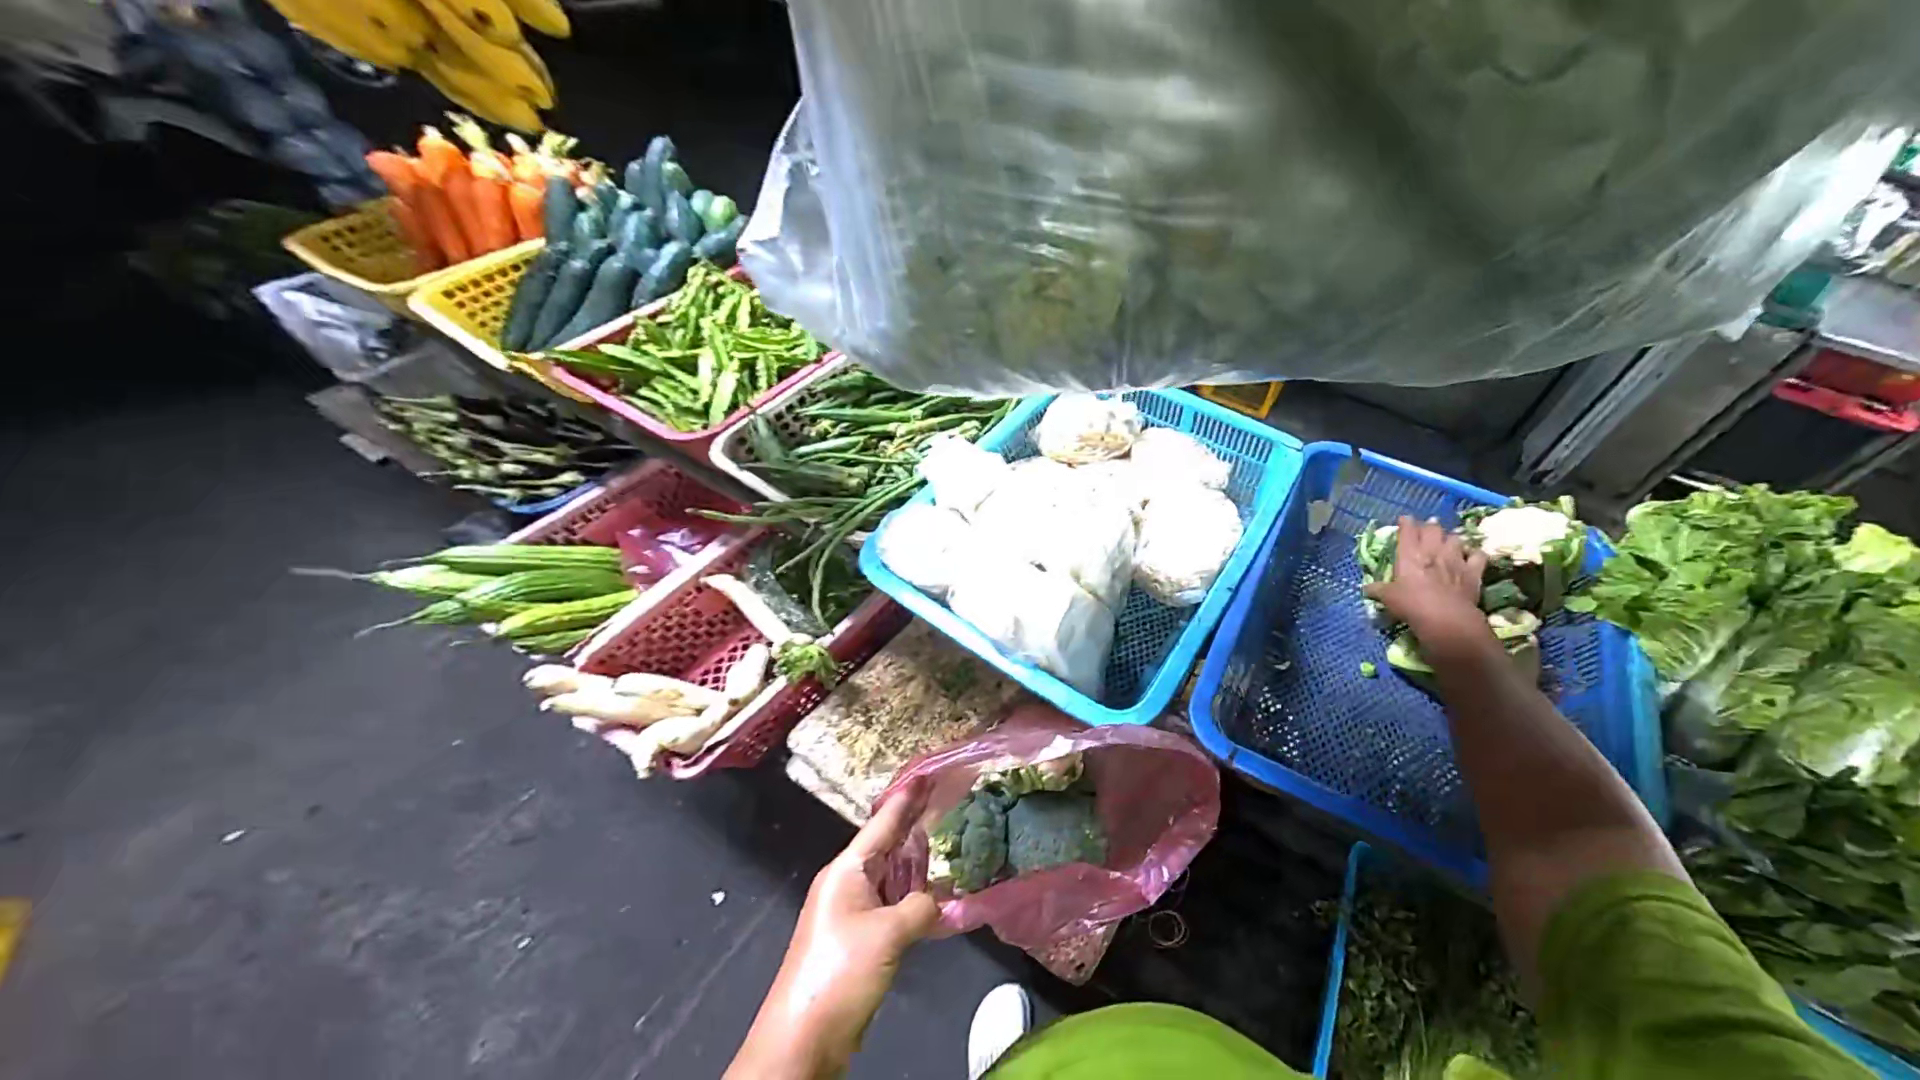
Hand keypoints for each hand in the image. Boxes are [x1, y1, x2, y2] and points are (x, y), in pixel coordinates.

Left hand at [727, 782, 940, 1078]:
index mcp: (847, 870)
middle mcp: (847, 883)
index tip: (925, 774)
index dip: (906, 799)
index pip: (882, 823)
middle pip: (886, 846)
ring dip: (915, 864)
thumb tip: (937, 902)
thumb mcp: (888, 934)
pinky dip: (912, 898)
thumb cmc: (840, 971)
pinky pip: (890, 906)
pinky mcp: (857, 939)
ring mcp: (850, 912)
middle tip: (943, 802)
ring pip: (889, 877)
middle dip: (913, 826)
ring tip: (944, 843)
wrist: (803, 1036)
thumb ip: (920, 908)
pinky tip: (933, 898)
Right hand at [1365, 516, 1492, 659]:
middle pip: (1433, 528)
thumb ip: (1377, 589)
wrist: (1445, 618)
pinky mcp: (1473, 571)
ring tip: (1447, 541)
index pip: (1407, 530)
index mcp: (1409, 554)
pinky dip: (1474, 553)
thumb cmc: (1411, 604)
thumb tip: (1366, 588)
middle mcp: (1433, 551)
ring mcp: (1455, 559)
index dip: (1405, 522)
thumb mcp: (1387, 597)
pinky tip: (1470, 555)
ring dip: (1450, 537)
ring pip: (1455, 538)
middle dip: (1429, 526)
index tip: (1403, 520)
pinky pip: (1478, 554)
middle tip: (1425, 528)